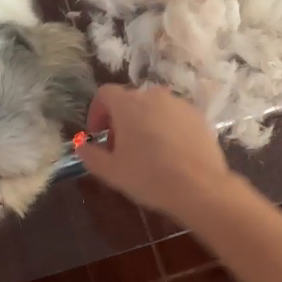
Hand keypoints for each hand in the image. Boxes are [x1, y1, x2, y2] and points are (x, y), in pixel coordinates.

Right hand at [75, 84, 241, 221]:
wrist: (200, 187)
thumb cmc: (149, 177)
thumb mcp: (111, 171)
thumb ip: (91, 155)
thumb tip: (81, 146)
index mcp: (128, 104)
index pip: (105, 94)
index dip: (97, 112)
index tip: (98, 134)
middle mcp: (153, 95)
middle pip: (130, 100)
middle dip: (121, 120)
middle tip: (121, 147)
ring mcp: (179, 104)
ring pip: (154, 108)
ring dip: (145, 122)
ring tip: (147, 151)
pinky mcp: (198, 116)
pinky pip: (174, 116)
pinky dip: (167, 128)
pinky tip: (171, 153)